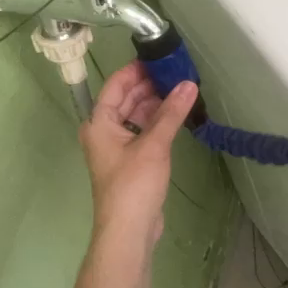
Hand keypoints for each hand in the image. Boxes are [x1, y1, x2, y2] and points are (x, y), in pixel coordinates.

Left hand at [81, 61, 197, 248]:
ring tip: (181, 89)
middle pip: (126, 100)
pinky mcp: (132, 162)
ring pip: (136, 116)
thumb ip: (171, 113)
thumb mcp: (154, 145)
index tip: (159, 57)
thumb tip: (189, 83)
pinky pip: (143, 132)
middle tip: (177, 71)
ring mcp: (118, 148)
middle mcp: (104, 132)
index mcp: (99, 123)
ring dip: (156, 104)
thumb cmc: (133, 185)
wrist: (129, 230)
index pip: (115, 85)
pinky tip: (177, 114)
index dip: (136, 69)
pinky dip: (158, 122)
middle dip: (150, 86)